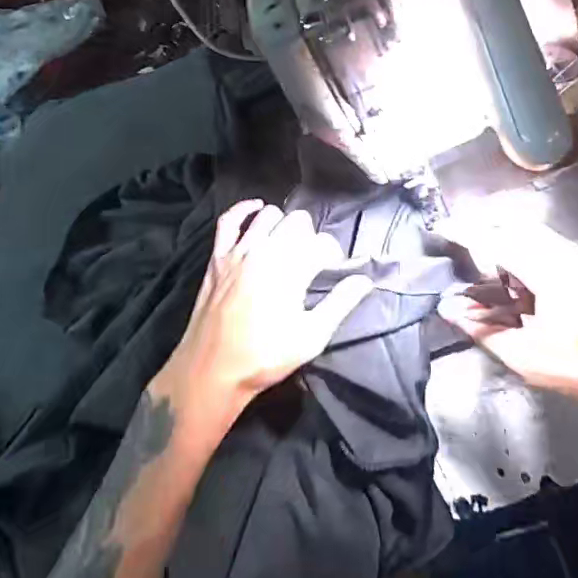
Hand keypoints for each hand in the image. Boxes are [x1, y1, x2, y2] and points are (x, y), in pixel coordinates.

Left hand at [155, 200, 373, 422]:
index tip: (332, 268)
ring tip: (289, 242)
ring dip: (284, 224)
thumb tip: (364, 280)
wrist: (213, 369)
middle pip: (297, 223)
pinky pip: (229, 221)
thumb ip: (340, 304)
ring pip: (268, 216)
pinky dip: (243, 209)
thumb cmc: (265, 357)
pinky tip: (256, 208)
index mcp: (290, 270)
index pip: (321, 244)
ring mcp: (238, 251)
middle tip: (311, 257)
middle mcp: (265, 252)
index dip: (332, 254)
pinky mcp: (218, 257)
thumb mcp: (311, 337)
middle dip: (311, 235)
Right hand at [437, 223, 577, 437]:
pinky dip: (530, 256)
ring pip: (536, 237)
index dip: (467, 234)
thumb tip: (450, 311)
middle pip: (517, 228)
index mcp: (552, 269)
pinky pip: (553, 249)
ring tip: (493, 277)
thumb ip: (486, 331)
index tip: (442, 229)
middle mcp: (570, 255)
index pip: (498, 239)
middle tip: (464, 254)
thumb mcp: (532, 359)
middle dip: (487, 236)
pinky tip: (526, 288)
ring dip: (510, 248)